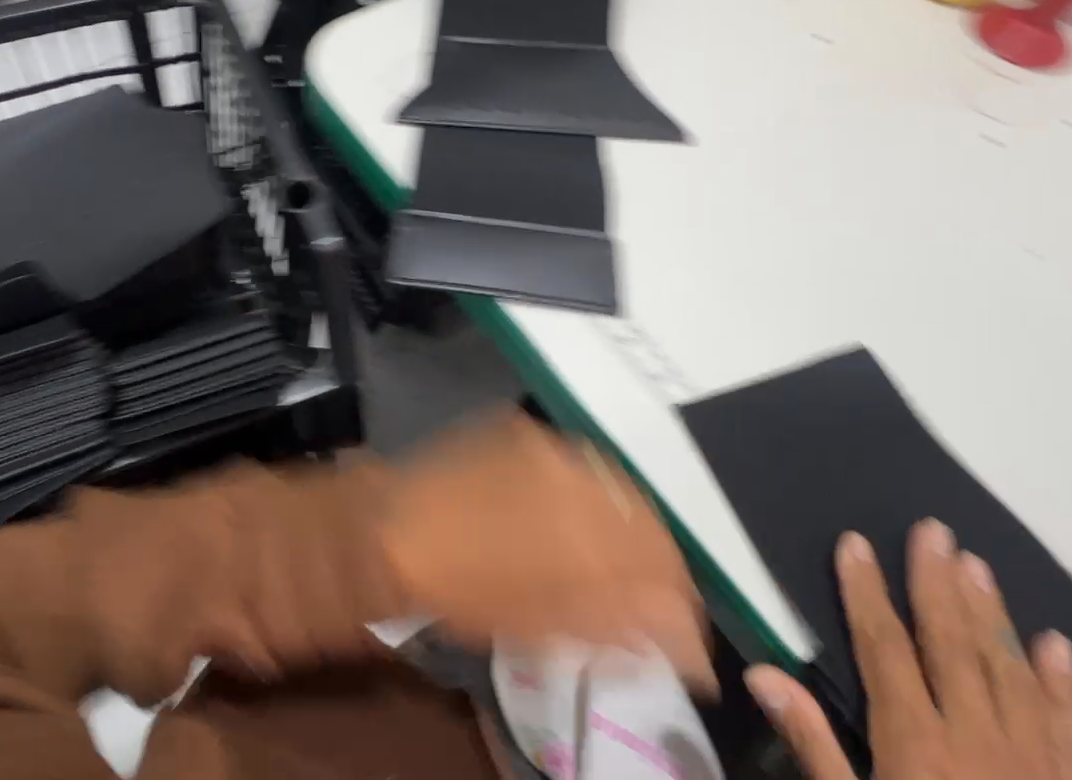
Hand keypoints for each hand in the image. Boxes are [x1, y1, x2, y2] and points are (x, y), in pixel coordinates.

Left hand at [378, 407, 716, 695]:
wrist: (384, 531)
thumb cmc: (451, 592)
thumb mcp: (532, 626)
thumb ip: (607, 625)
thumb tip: (669, 637)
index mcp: (574, 546)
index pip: (656, 574)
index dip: (680, 611)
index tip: (687, 640)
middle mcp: (569, 487)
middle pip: (646, 526)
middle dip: (664, 566)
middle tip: (667, 599)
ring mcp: (547, 451)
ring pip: (620, 488)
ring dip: (637, 527)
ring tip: (635, 558)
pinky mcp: (524, 432)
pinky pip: (582, 462)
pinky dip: (599, 492)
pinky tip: (596, 513)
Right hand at [743, 521, 1071, 779]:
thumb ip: (814, 745)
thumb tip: (765, 674)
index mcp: (917, 742)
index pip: (885, 647)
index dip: (866, 592)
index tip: (855, 544)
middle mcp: (976, 737)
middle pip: (953, 644)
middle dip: (937, 584)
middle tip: (933, 531)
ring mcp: (1030, 762)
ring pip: (1009, 670)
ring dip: (992, 614)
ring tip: (978, 564)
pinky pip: (1066, 725)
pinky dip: (1059, 682)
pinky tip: (1052, 644)